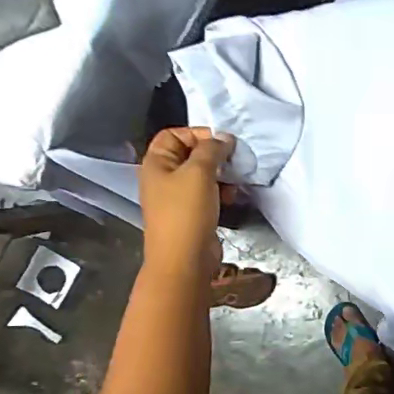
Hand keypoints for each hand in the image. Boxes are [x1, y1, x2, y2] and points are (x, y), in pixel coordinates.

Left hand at [138, 127, 233, 277]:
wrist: (184, 260)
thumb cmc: (186, 211)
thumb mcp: (199, 172)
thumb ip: (212, 149)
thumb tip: (224, 138)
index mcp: (156, 163)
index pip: (174, 134)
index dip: (197, 134)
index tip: (222, 142)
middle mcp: (163, 178)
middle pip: (190, 155)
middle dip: (214, 155)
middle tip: (234, 160)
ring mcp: (177, 198)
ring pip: (201, 176)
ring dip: (221, 175)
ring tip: (236, 180)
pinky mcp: (191, 215)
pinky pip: (207, 194)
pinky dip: (220, 192)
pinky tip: (233, 196)